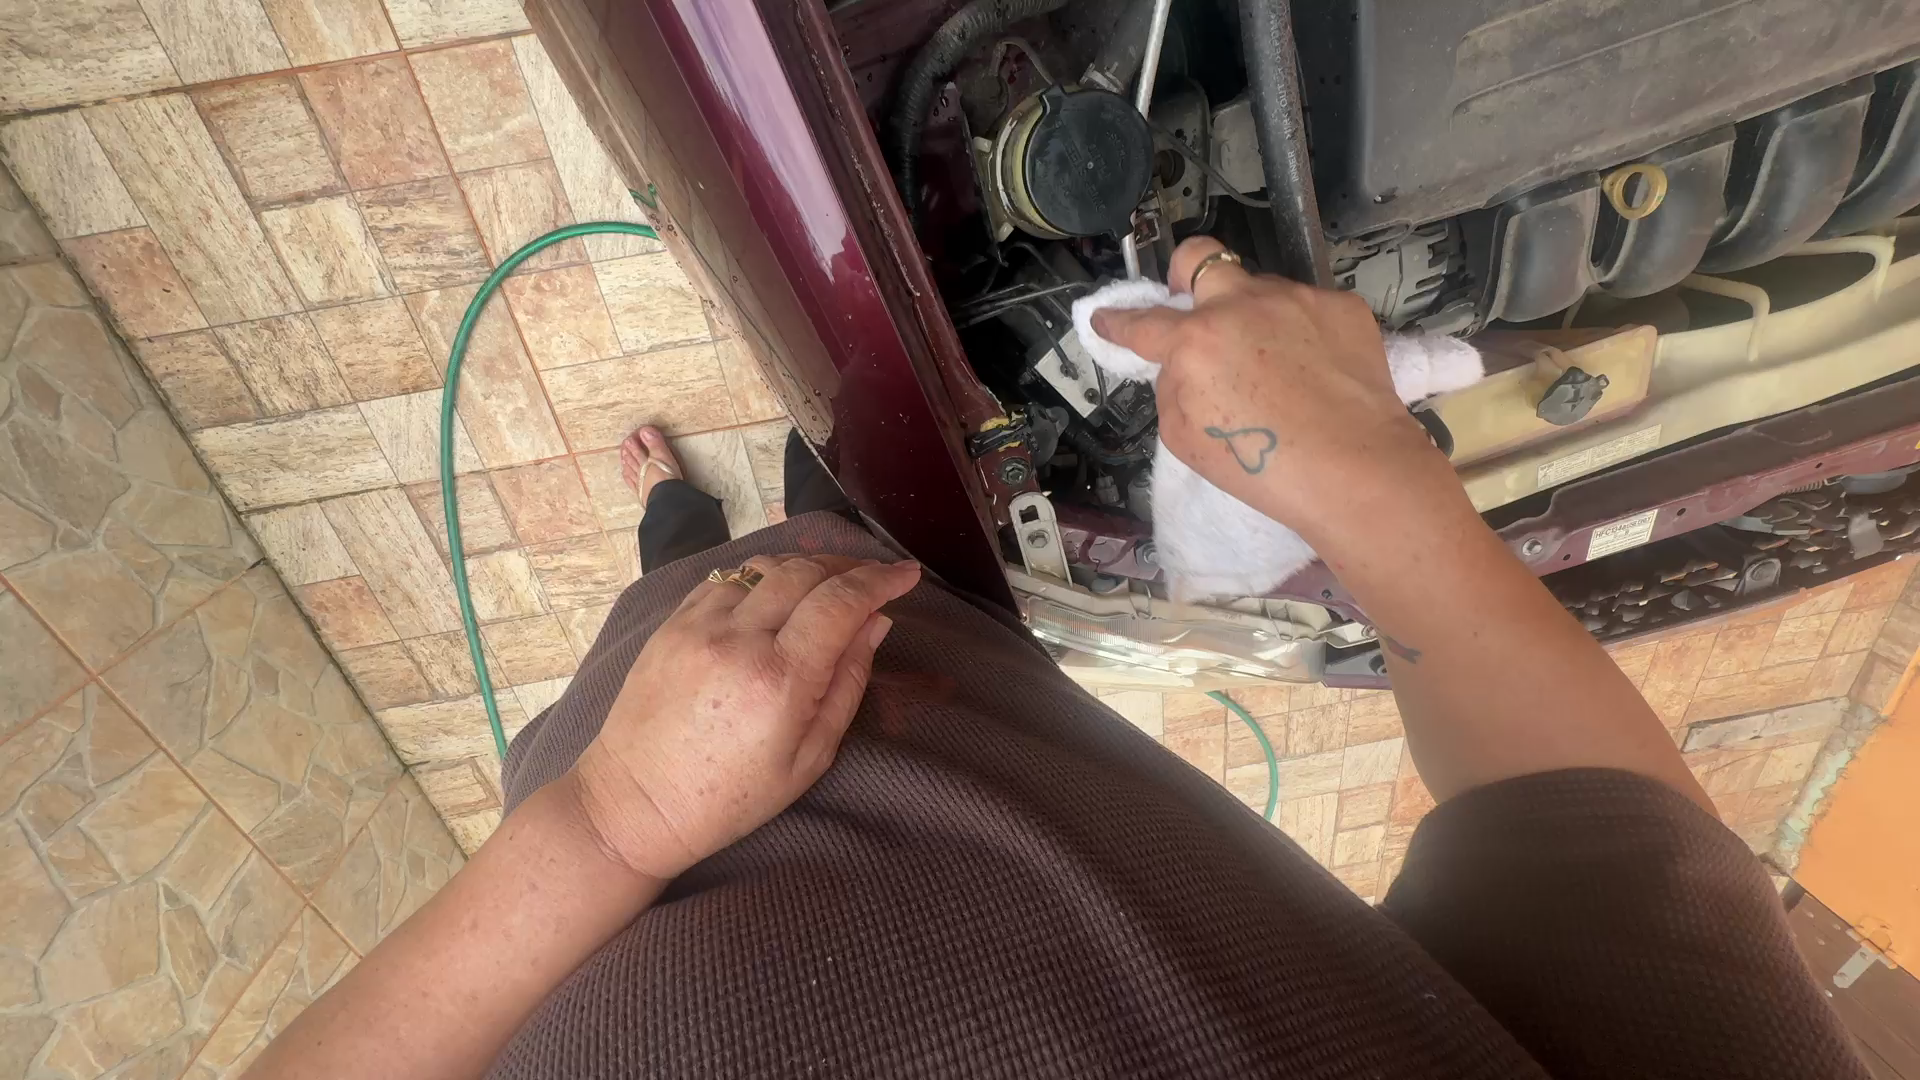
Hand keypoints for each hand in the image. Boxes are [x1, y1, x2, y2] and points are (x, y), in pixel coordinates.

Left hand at [567, 555, 919, 880]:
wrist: (632, 804)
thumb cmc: (730, 797)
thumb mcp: (810, 758)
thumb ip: (848, 683)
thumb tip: (875, 623)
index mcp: (778, 679)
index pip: (841, 602)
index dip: (881, 580)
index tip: (908, 575)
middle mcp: (738, 639)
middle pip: (807, 571)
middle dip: (850, 566)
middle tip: (874, 578)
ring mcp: (698, 625)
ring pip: (767, 566)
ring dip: (808, 567)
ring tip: (829, 583)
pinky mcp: (672, 623)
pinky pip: (729, 578)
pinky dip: (764, 576)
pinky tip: (777, 593)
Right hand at [1092, 237, 1456, 540]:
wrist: (1350, 466)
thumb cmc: (1256, 463)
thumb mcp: (1182, 436)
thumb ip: (1172, 387)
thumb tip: (1181, 365)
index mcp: (1194, 341)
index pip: (1141, 323)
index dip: (1116, 321)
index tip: (1105, 318)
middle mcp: (1241, 304)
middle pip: (1199, 257)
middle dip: (1185, 277)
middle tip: (1196, 314)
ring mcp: (1296, 298)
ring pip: (1258, 288)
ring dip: (1249, 314)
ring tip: (1270, 363)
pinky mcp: (1342, 306)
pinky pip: (1305, 308)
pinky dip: (1297, 332)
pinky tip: (1310, 369)